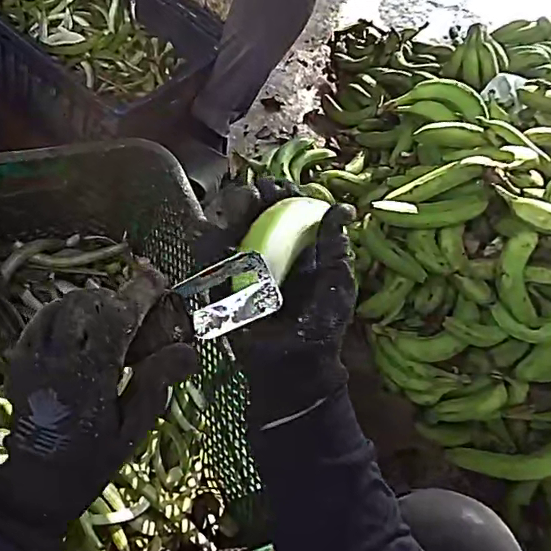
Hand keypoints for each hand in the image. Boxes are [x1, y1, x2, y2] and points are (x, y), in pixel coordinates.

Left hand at [0, 288, 198, 550]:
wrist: (38, 480)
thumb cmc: (93, 458)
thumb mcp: (133, 428)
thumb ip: (156, 382)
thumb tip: (188, 350)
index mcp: (89, 375)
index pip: (116, 317)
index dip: (139, 293)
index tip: (158, 279)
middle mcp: (57, 358)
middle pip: (86, 303)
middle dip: (115, 299)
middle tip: (135, 313)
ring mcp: (33, 356)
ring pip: (60, 306)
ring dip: (89, 303)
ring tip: (107, 321)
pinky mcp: (18, 358)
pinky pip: (40, 319)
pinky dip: (62, 313)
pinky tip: (77, 328)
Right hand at [201, 181, 356, 431]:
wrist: (294, 363)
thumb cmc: (321, 324)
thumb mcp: (337, 282)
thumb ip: (335, 246)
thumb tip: (343, 209)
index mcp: (294, 244)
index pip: (282, 207)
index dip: (280, 192)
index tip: (280, 186)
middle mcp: (264, 249)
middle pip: (248, 211)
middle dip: (250, 196)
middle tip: (257, 194)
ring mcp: (240, 266)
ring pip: (223, 227)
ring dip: (229, 213)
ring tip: (240, 212)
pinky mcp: (221, 284)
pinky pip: (208, 260)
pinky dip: (210, 245)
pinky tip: (221, 240)